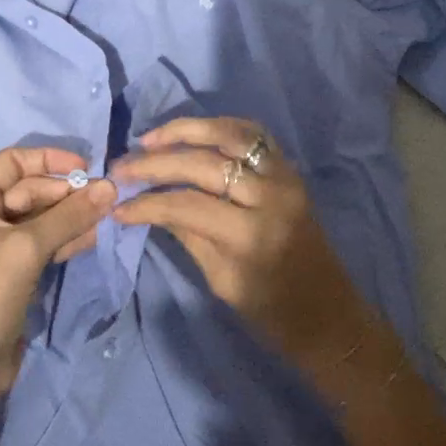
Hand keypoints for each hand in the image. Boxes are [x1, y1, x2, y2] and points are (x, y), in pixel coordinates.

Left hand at [0, 146, 117, 397]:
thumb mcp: (28, 247)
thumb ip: (70, 214)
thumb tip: (110, 186)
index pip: (13, 162)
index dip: (51, 161)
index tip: (88, 168)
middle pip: (29, 189)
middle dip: (66, 194)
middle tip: (106, 199)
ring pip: (39, 217)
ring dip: (70, 216)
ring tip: (107, 216)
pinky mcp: (8, 269)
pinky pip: (40, 242)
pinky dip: (63, 238)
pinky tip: (93, 237)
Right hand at [110, 117, 369, 360]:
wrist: (330, 318)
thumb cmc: (272, 313)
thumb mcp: (221, 281)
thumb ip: (186, 234)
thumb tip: (145, 204)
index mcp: (251, 234)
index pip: (185, 204)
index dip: (146, 202)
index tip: (116, 203)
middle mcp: (270, 196)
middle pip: (203, 163)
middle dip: (155, 162)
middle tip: (122, 165)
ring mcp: (285, 177)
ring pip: (230, 134)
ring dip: (186, 130)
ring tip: (151, 137)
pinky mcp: (291, 171)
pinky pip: (254, 135)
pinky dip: (221, 127)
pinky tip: (194, 133)